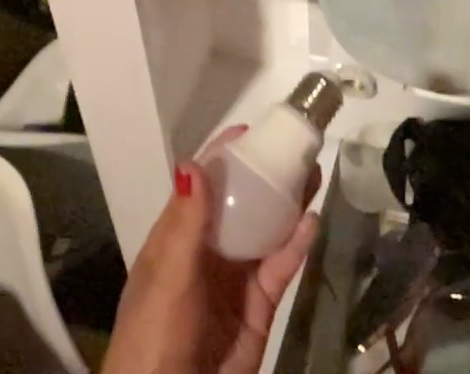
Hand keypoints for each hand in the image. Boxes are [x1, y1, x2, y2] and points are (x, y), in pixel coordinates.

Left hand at [100, 127, 321, 373]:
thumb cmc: (156, 339)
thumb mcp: (167, 278)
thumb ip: (185, 223)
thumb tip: (191, 160)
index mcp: (175, 241)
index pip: (201, 187)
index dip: (224, 158)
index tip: (251, 130)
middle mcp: (207, 253)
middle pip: (241, 204)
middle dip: (265, 175)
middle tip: (296, 146)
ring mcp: (235, 279)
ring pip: (266, 230)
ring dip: (288, 202)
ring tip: (314, 172)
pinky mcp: (260, 305)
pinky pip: (281, 266)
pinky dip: (297, 244)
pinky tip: (312, 220)